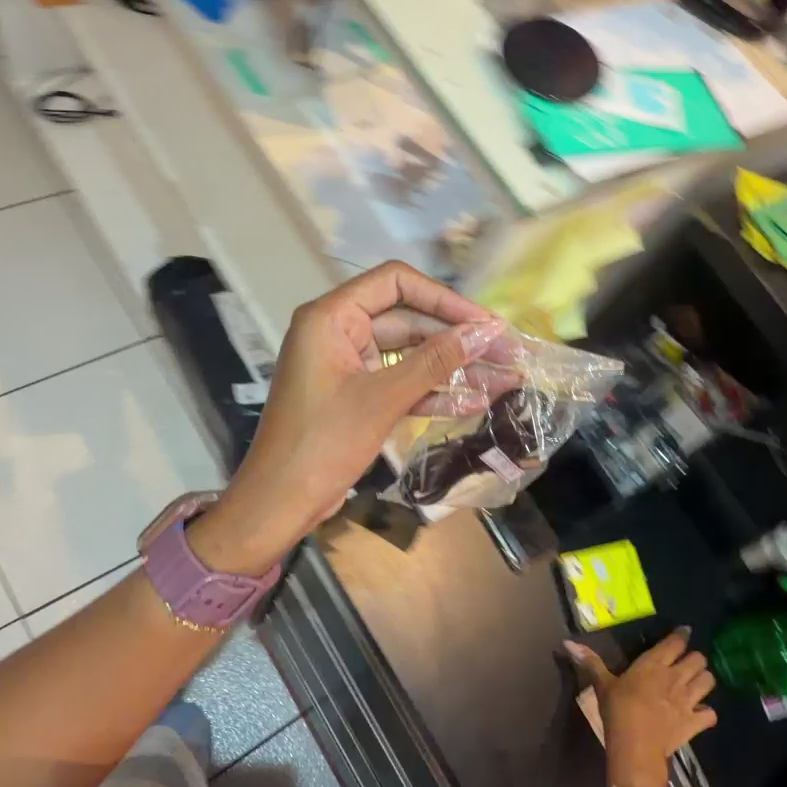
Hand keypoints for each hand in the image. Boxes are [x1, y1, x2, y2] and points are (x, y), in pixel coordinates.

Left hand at [188, 262, 509, 575]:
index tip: (485, 322)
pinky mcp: (357, 395)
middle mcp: (339, 332)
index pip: (396, 283)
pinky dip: (433, 392)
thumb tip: (486, 332)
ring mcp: (349, 365)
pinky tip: (474, 404)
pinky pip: (401, 383)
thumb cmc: (322, 444)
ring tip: (504, 379)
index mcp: (331, 318)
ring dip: (454, 368)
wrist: (279, 503)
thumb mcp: (383, 399)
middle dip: (458, 339)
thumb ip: (436, 361)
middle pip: (409, 319)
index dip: (445, 299)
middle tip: (507, 354)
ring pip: (410, 354)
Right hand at [566, 630, 717, 786]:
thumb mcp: (602, 684)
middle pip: (699, 659)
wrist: (635, 747)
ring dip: (704, 681)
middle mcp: (676, 677)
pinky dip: (707, 713)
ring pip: (709, 681)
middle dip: (695, 659)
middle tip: (686, 664)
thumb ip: (590, 662)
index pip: (676, 642)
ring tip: (695, 684)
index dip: (682, 635)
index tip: (684, 632)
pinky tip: (699, 714)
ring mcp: (688, 700)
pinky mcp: (695, 722)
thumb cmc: (618, 711)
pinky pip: (711, 714)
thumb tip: (567, 642)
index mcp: (654, 664)